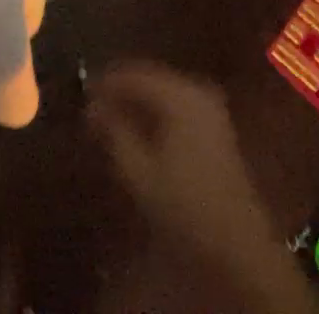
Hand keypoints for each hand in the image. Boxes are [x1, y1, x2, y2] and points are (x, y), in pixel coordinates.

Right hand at [85, 63, 275, 261]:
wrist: (235, 243)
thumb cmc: (183, 205)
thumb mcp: (138, 171)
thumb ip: (114, 131)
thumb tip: (92, 106)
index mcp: (181, 97)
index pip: (134, 75)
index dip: (106, 83)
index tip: (82, 94)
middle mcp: (198, 93)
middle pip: (151, 80)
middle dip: (121, 92)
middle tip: (93, 109)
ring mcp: (212, 110)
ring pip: (164, 94)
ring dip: (137, 104)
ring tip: (110, 121)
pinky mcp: (216, 128)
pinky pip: (177, 107)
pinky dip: (155, 114)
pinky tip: (138, 132)